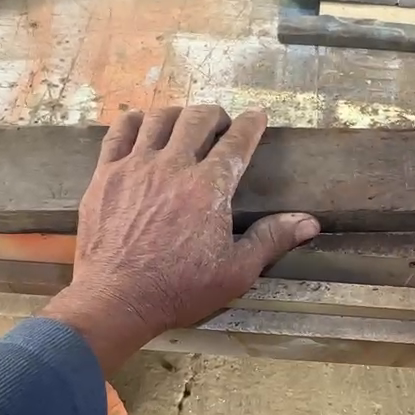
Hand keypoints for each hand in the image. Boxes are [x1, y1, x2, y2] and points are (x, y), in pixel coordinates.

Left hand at [40, 106, 318, 372]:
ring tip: (185, 124)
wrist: (117, 299)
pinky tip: (143, 126)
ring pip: (159, 119)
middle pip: (197, 119)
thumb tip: (309, 222)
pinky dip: (136, 122)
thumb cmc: (180, 289)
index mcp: (209, 188)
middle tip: (221, 125)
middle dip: (215, 115)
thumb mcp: (236, 271)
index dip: (251, 125)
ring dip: (178, 115)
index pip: (237, 142)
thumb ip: (272, 240)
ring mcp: (135, 166)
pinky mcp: (105, 175)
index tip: (258, 116)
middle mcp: (173, 166)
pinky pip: (119, 132)